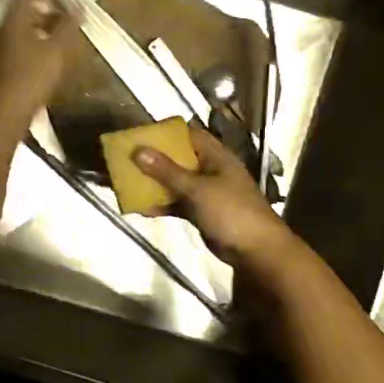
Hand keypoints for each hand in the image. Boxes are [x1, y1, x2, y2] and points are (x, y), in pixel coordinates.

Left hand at [0, 0, 76, 125]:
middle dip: (50, 16)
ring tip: (67, 44)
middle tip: (71, 22)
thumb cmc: (31, 77)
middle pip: (26, 15)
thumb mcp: (56, 49)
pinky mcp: (3, 71)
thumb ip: (68, 26)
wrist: (5, 113)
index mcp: (14, 21)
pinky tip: (53, 64)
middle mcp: (4, 32)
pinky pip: (23, 52)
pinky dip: (39, 52)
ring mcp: (1, 52)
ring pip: (25, 35)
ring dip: (45, 35)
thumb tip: (78, 8)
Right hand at [134, 125, 294, 266]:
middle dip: (155, 159)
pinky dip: (163, 205)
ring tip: (128, 182)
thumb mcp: (197, 189)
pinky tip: (142, 209)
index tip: (140, 135)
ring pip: (176, 182)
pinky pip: (178, 203)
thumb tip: (138, 150)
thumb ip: (167, 171)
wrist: (255, 250)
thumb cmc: (230, 211)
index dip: (165, 133)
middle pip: (179, 158)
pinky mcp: (202, 212)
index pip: (189, 135)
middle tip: (128, 159)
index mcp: (216, 156)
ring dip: (155, 183)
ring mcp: (206, 192)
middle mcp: (211, 169)